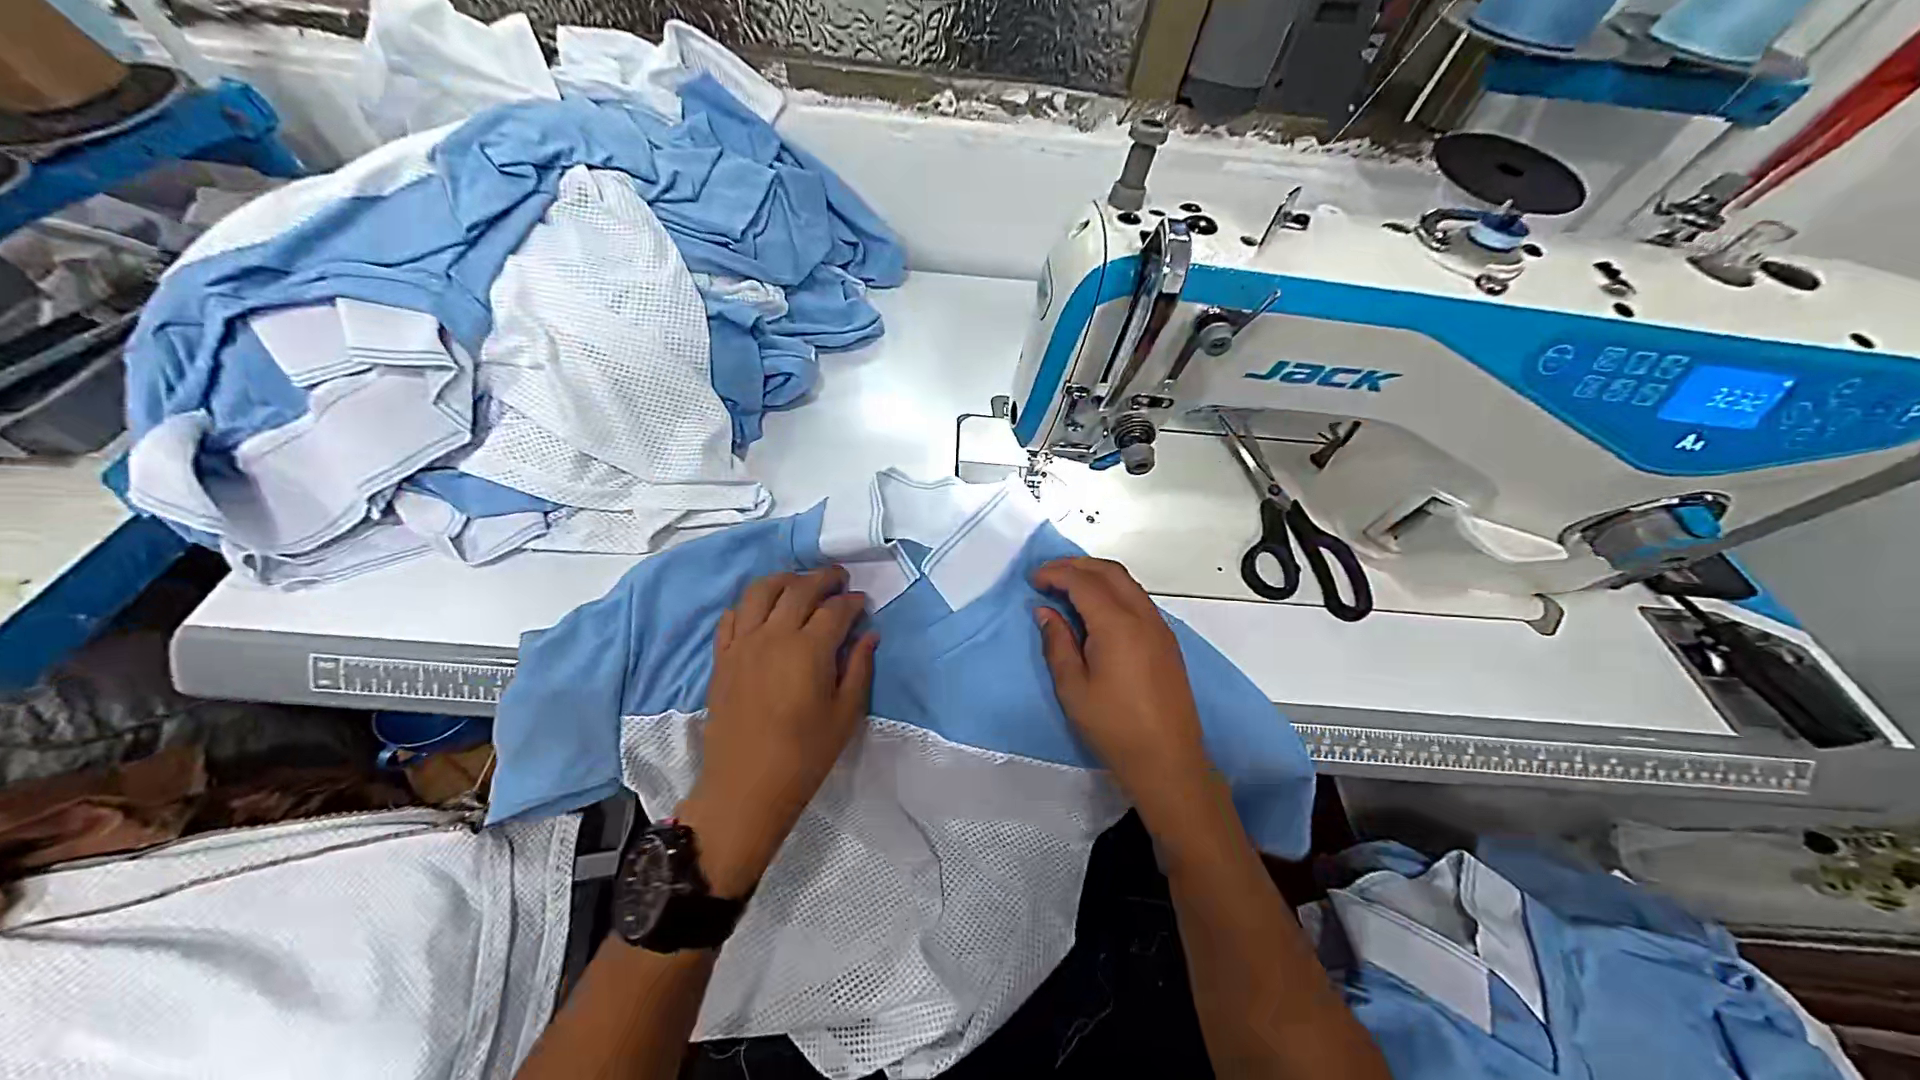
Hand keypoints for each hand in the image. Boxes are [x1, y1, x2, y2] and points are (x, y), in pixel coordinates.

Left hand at [676, 567, 877, 897]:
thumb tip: (869, 635)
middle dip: (823, 578)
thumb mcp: (845, 714)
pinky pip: (731, 616)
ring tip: (799, 583)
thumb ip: (859, 668)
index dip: (852, 601)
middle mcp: (773, 635)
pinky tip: (762, 611)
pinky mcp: (722, 658)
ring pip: (760, 591)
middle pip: (798, 589)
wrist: (747, 787)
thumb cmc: (805, 755)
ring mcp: (742, 644)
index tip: (862, 602)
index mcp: (808, 649)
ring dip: (784, 579)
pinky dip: (748, 605)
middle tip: (839, 579)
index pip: (834, 609)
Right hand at [1033, 557, 1211, 814]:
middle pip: (1109, 571)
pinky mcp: (1166, 641)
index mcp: (1117, 624)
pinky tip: (1096, 610)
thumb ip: (1057, 643)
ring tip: (1067, 589)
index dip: (1055, 574)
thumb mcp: (1073, 687)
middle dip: (1076, 566)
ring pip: (1127, 583)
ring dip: (1096, 576)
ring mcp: (1160, 627)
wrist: (1167, 760)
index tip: (1033, 580)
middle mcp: (1143, 616)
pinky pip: (1138, 599)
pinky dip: (1113, 591)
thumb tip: (1046, 612)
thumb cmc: (1114, 727)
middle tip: (1047, 576)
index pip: (1083, 581)